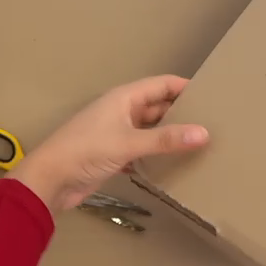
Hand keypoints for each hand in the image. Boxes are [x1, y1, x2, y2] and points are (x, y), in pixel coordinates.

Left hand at [12, 75, 209, 213]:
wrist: (50, 180)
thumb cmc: (84, 152)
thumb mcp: (128, 143)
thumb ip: (165, 140)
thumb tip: (204, 134)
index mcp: (124, 98)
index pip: (162, 85)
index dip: (187, 88)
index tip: (215, 96)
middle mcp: (121, 112)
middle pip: (158, 108)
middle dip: (182, 115)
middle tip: (214, 124)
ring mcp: (116, 135)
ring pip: (150, 132)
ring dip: (169, 138)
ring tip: (200, 145)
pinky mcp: (112, 157)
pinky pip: (140, 152)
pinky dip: (155, 158)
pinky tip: (173, 166)